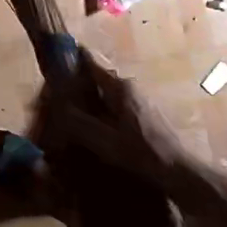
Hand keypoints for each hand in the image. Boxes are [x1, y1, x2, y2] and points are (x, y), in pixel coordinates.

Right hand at [42, 52, 188, 185]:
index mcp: (118, 86)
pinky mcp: (141, 110)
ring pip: (103, 89)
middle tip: (51, 93)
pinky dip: (97, 106)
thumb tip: (55, 103)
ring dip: (85, 95)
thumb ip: (79, 121)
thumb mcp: (104, 140)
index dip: (69, 56)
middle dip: (73, 80)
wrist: (177, 169)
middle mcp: (128, 85)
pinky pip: (112, 100)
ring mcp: (136, 97)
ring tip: (65, 110)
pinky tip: (89, 124)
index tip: (50, 58)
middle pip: (95, 74)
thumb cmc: (140, 152)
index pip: (89, 60)